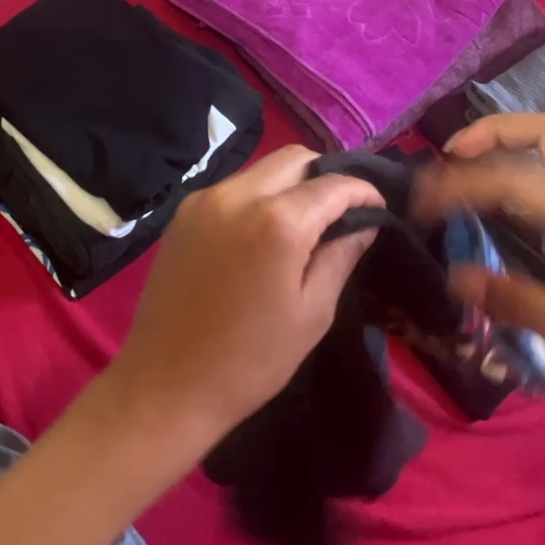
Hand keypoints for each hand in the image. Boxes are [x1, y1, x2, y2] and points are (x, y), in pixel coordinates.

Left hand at [104, 145, 381, 434]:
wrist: (165, 386)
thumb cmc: (250, 361)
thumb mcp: (312, 313)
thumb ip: (341, 256)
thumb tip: (364, 223)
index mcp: (276, 221)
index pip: (333, 184)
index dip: (363, 191)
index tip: (378, 208)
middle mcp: (238, 195)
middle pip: (294, 158)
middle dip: (325, 175)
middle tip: (342, 211)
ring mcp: (204, 200)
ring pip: (262, 169)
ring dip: (291, 184)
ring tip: (306, 222)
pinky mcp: (183, 213)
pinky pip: (234, 187)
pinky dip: (259, 196)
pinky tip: (265, 231)